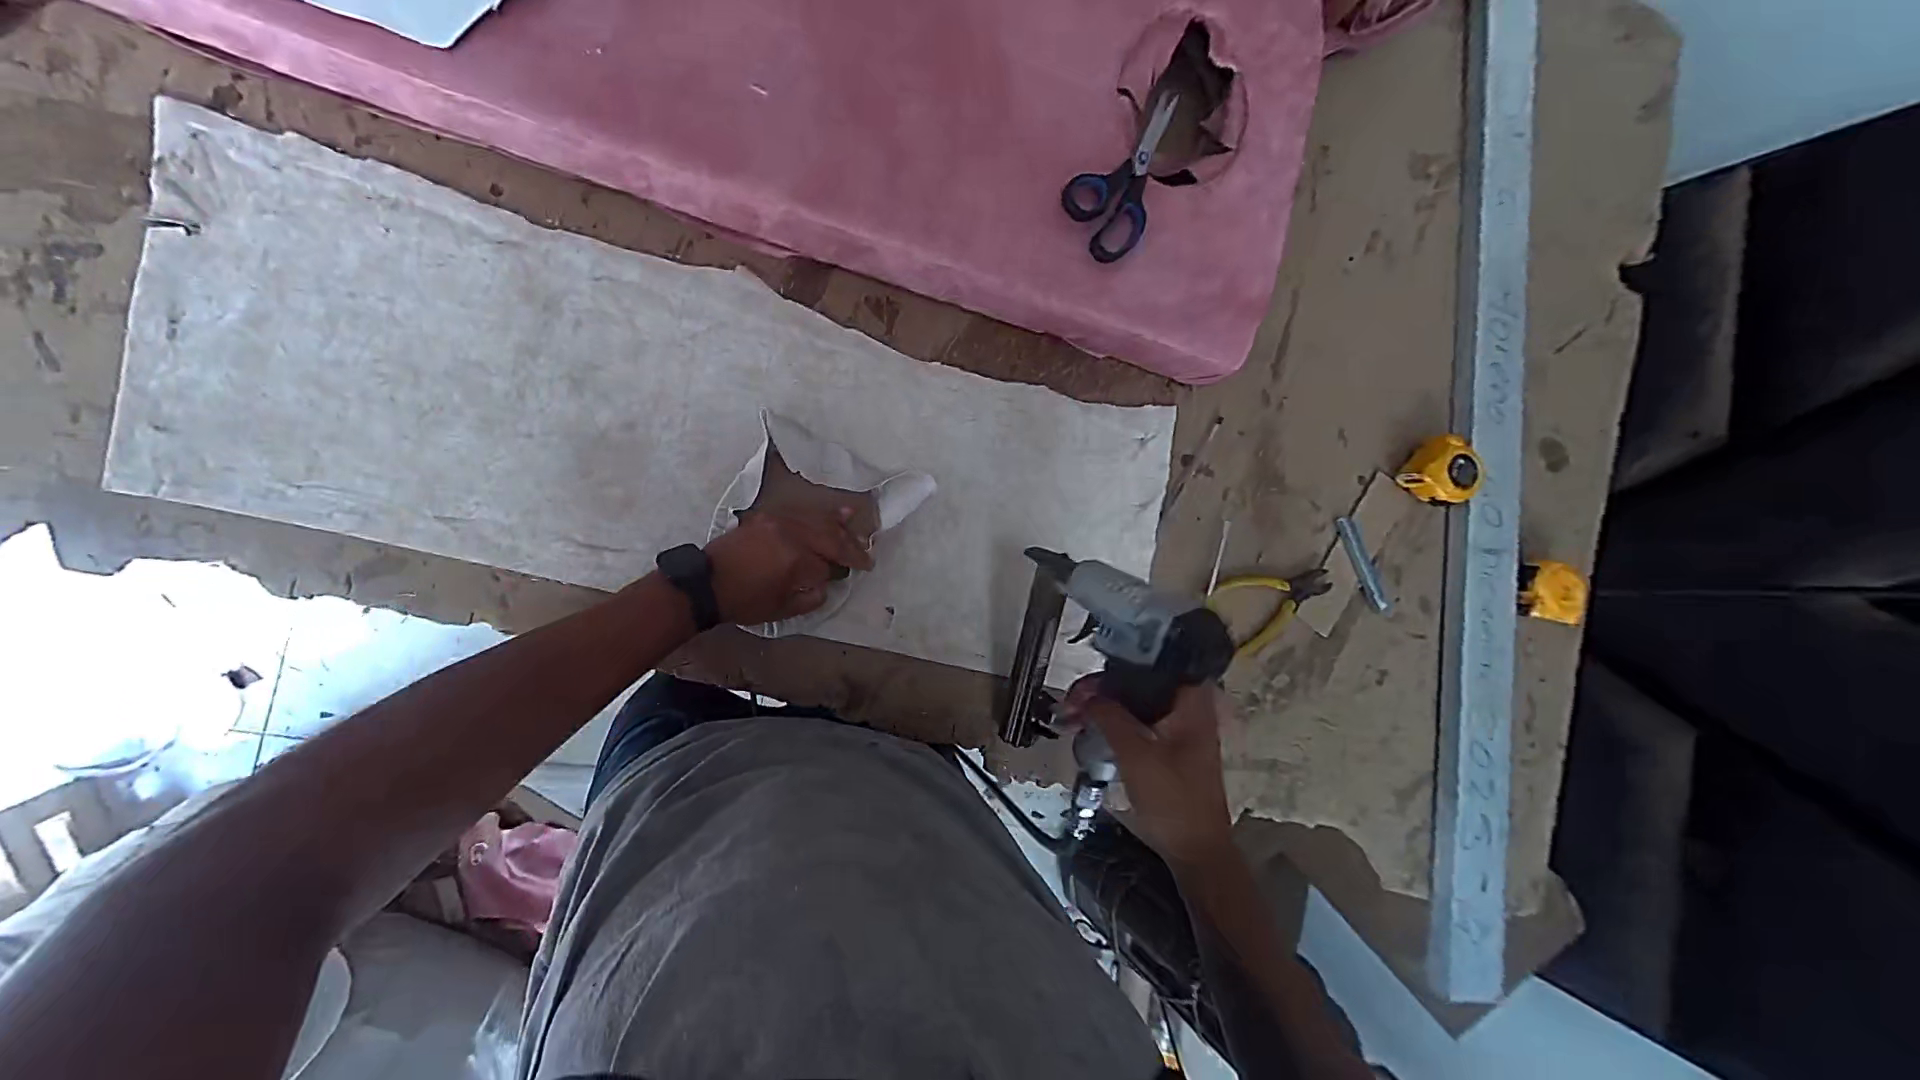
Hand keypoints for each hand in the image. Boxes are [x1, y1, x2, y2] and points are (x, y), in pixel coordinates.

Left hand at [704, 505, 874, 624]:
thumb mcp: (780, 609)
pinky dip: (823, 514)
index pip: (826, 567)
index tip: (843, 579)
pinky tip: (840, 512)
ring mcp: (780, 521)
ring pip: (820, 522)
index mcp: (795, 559)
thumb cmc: (742, 601)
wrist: (704, 583)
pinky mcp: (771, 516)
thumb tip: (827, 585)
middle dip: (851, 549)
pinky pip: (804, 512)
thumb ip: (810, 598)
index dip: (834, 576)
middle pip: (831, 539)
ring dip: (842, 529)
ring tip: (861, 530)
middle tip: (867, 558)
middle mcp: (791, 535)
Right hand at [1062, 679, 1234, 866]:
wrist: (1195, 850)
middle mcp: (1189, 708)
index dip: (1117, 665)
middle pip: (1141, 682)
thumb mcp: (1135, 752)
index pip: (1153, 662)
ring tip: (1073, 716)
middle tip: (1072, 701)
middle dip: (1103, 689)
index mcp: (1191, 701)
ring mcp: (1181, 728)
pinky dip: (1115, 722)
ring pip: (1137, 703)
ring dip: (1106, 707)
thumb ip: (1109, 716)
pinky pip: (1139, 722)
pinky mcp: (1171, 746)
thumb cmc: (1171, 798)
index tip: (1087, 682)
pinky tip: (1090, 729)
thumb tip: (1086, 695)